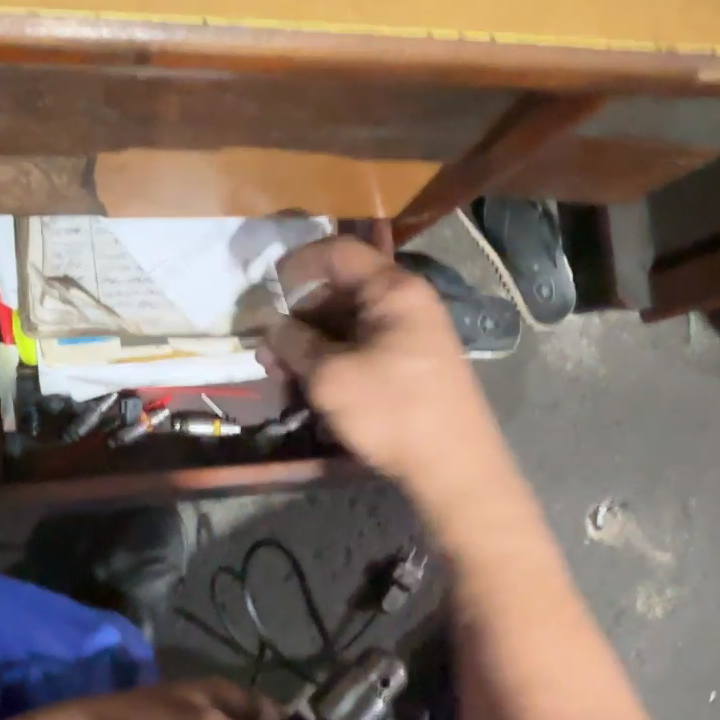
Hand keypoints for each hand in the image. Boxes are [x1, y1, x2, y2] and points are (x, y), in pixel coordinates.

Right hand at [261, 237, 508, 489]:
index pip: (338, 253)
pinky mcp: (410, 365)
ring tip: (279, 373)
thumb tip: (272, 326)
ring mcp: (411, 335)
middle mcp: (406, 303)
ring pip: (348, 324)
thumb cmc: (391, 411)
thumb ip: (295, 344)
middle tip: (267, 347)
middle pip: (340, 291)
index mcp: (393, 290)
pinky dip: (333, 359)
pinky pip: (362, 348)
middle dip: (298, 316)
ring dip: (310, 343)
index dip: (297, 263)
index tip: (266, 288)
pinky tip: (309, 384)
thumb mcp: (330, 377)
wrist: (453, 466)